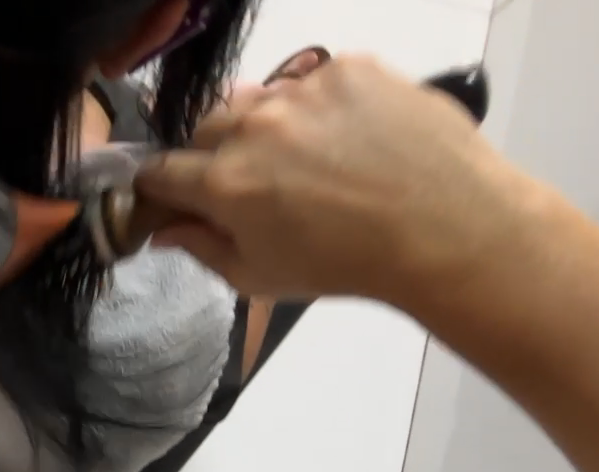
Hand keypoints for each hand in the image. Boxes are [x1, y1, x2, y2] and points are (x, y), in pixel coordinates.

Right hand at [136, 57, 545, 304]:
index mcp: (222, 183)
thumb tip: (163, 229)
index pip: (159, 171)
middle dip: (207, 155)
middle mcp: (253, 126)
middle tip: (239, 182)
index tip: (164, 197)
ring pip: (254, 101)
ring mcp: (303, 89)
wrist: (443, 225)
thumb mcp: (254, 275)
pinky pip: (308, 83)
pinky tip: (338, 138)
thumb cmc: (337, 265)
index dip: (155, 186)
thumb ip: (200, 247)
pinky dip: (309, 109)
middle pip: (202, 129)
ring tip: (292, 157)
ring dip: (256, 128)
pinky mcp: (350, 67)